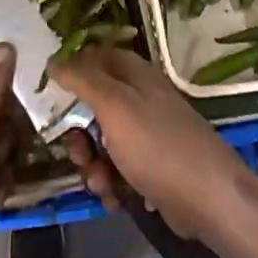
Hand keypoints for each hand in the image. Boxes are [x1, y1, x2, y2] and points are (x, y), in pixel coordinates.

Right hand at [51, 47, 257, 238]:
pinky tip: (117, 199)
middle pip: (92, 107)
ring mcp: (146, 133)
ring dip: (95, 167)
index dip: (71, 73)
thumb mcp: (114, 106)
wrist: (207, 197)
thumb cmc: (157, 144)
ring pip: (102, 143)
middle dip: (80, 136)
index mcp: (133, 73)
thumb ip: (83, 80)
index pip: (93, 58)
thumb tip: (54, 60)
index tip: (50, 96)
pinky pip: (118, 169)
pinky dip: (112, 185)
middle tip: (81, 154)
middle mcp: (139, 97)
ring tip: (104, 185)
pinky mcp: (151, 165)